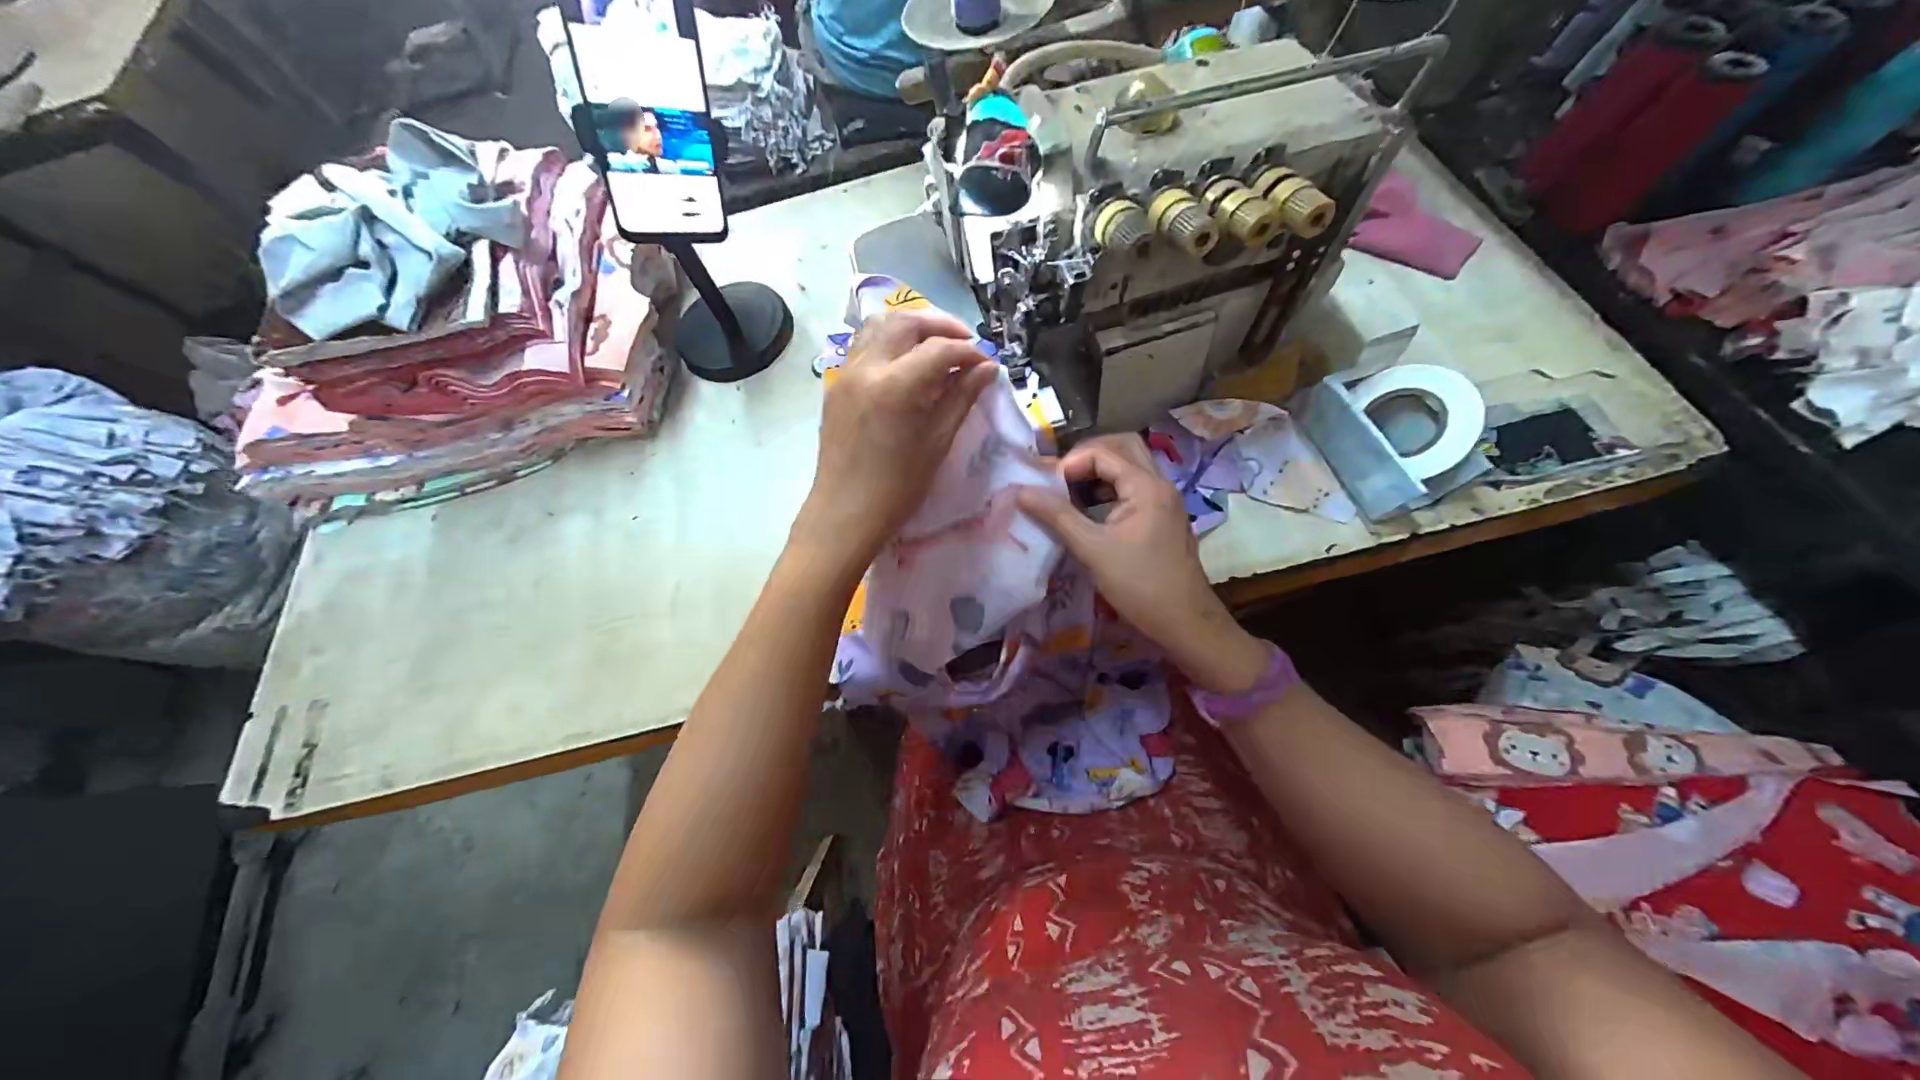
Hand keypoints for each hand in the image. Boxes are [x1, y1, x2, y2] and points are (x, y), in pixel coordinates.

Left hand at [795, 310, 997, 569]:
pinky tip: (907, 364)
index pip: (940, 349)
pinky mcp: (836, 385)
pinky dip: (889, 342)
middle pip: (907, 322)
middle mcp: (866, 368)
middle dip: (940, 326)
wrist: (845, 513)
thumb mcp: (937, 442)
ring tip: (936, 347)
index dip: (969, 352)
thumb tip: (987, 368)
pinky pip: (864, 346)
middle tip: (965, 345)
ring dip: (911, 327)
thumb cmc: (898, 488)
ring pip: (879, 326)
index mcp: (895, 386)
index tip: (987, 364)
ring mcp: (846, 374)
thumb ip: (962, 398)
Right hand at [1017, 434, 1270, 692]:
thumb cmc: (1138, 584)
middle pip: (1124, 447)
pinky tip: (1090, 510)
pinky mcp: (1163, 516)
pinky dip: (1111, 489)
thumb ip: (1056, 516)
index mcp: (1146, 487)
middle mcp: (1160, 485)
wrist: (1184, 620)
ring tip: (1069, 491)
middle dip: (1089, 456)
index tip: (1047, 484)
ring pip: (1131, 467)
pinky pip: (1135, 487)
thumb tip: (1020, 491)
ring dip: (1100, 472)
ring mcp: (1165, 500)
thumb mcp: (1091, 549)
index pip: (1104, 452)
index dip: (1071, 462)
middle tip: (1060, 477)